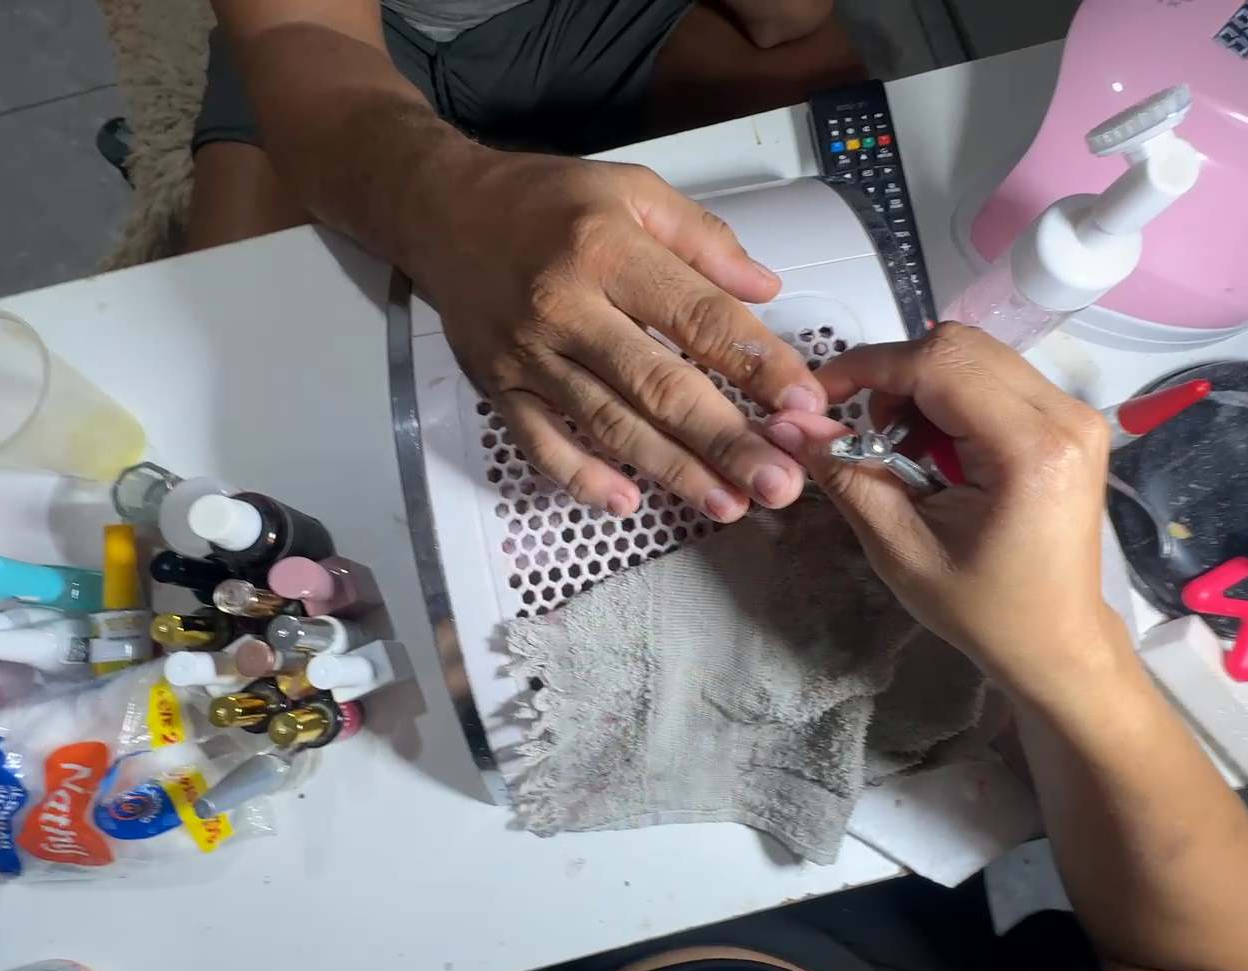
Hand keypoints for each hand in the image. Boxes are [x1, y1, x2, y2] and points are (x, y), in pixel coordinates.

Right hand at [406, 150, 822, 521]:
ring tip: (728, 504)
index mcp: (608, 250)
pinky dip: (581, 477)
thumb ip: (703, 239)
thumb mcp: (630, 188)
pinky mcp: (500, 387)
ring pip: (608, 424)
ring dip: (671, 470)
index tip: (804, 406)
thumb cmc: (545, 200)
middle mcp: (567, 308)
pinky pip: (540, 442)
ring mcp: (529, 355)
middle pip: (658, 386)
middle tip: (779, 483)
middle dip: (725, 440)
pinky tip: (627, 503)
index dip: (757, 364)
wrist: (443, 212)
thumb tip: (767, 289)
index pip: (699, 316)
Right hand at [761, 324, 1126, 695]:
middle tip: (863, 430)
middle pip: (957, 346)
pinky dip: (945, 398)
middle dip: (891, 375)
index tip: (818, 398)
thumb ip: (844, 476)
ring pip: (974, 355)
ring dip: (918, 387)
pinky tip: (932, 450)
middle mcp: (1065, 415)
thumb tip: (785, 424)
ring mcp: (1074, 413)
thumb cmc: (980, 608)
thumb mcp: (897, 548)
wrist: (1055, 640)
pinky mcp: (1067, 421)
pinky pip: (992, 377)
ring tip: (898, 447)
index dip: (866, 368)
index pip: (937, 364)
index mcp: (1028, 450)